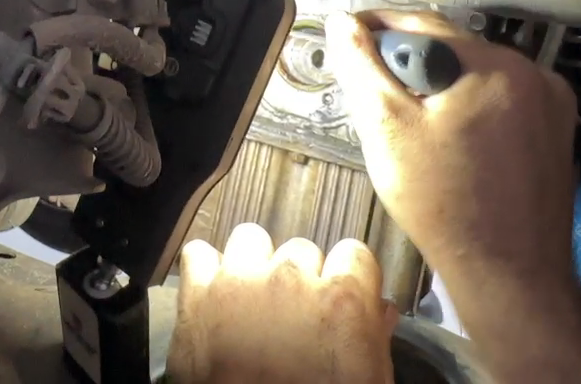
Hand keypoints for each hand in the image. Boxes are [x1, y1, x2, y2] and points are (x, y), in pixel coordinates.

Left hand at [167, 223, 396, 383]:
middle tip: (295, 317)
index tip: (341, 299)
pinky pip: (199, 254)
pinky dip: (206, 272)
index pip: (354, 253)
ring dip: (254, 264)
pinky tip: (214, 298)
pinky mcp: (198, 292)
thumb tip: (382, 309)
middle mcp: (291, 276)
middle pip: (301, 250)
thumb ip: (375, 340)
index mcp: (342, 301)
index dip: (348, 279)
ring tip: (253, 301)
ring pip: (251, 239)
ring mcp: (240, 279)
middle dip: (301, 279)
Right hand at [323, 10, 578, 291]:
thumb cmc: (443, 202)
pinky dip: (465, 102)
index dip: (376, 30)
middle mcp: (532, 73)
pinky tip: (444, 135)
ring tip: (405, 117)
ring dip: (435, 81)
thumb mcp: (386, 126)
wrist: (511, 277)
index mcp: (495, 66)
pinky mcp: (555, 130)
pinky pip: (496, 96)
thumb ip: (361, 65)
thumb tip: (341, 22)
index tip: (348, 44)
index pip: (420, 22)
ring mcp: (550, 103)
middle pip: (449, 45)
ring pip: (471, 71)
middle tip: (372, 90)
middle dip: (406, 61)